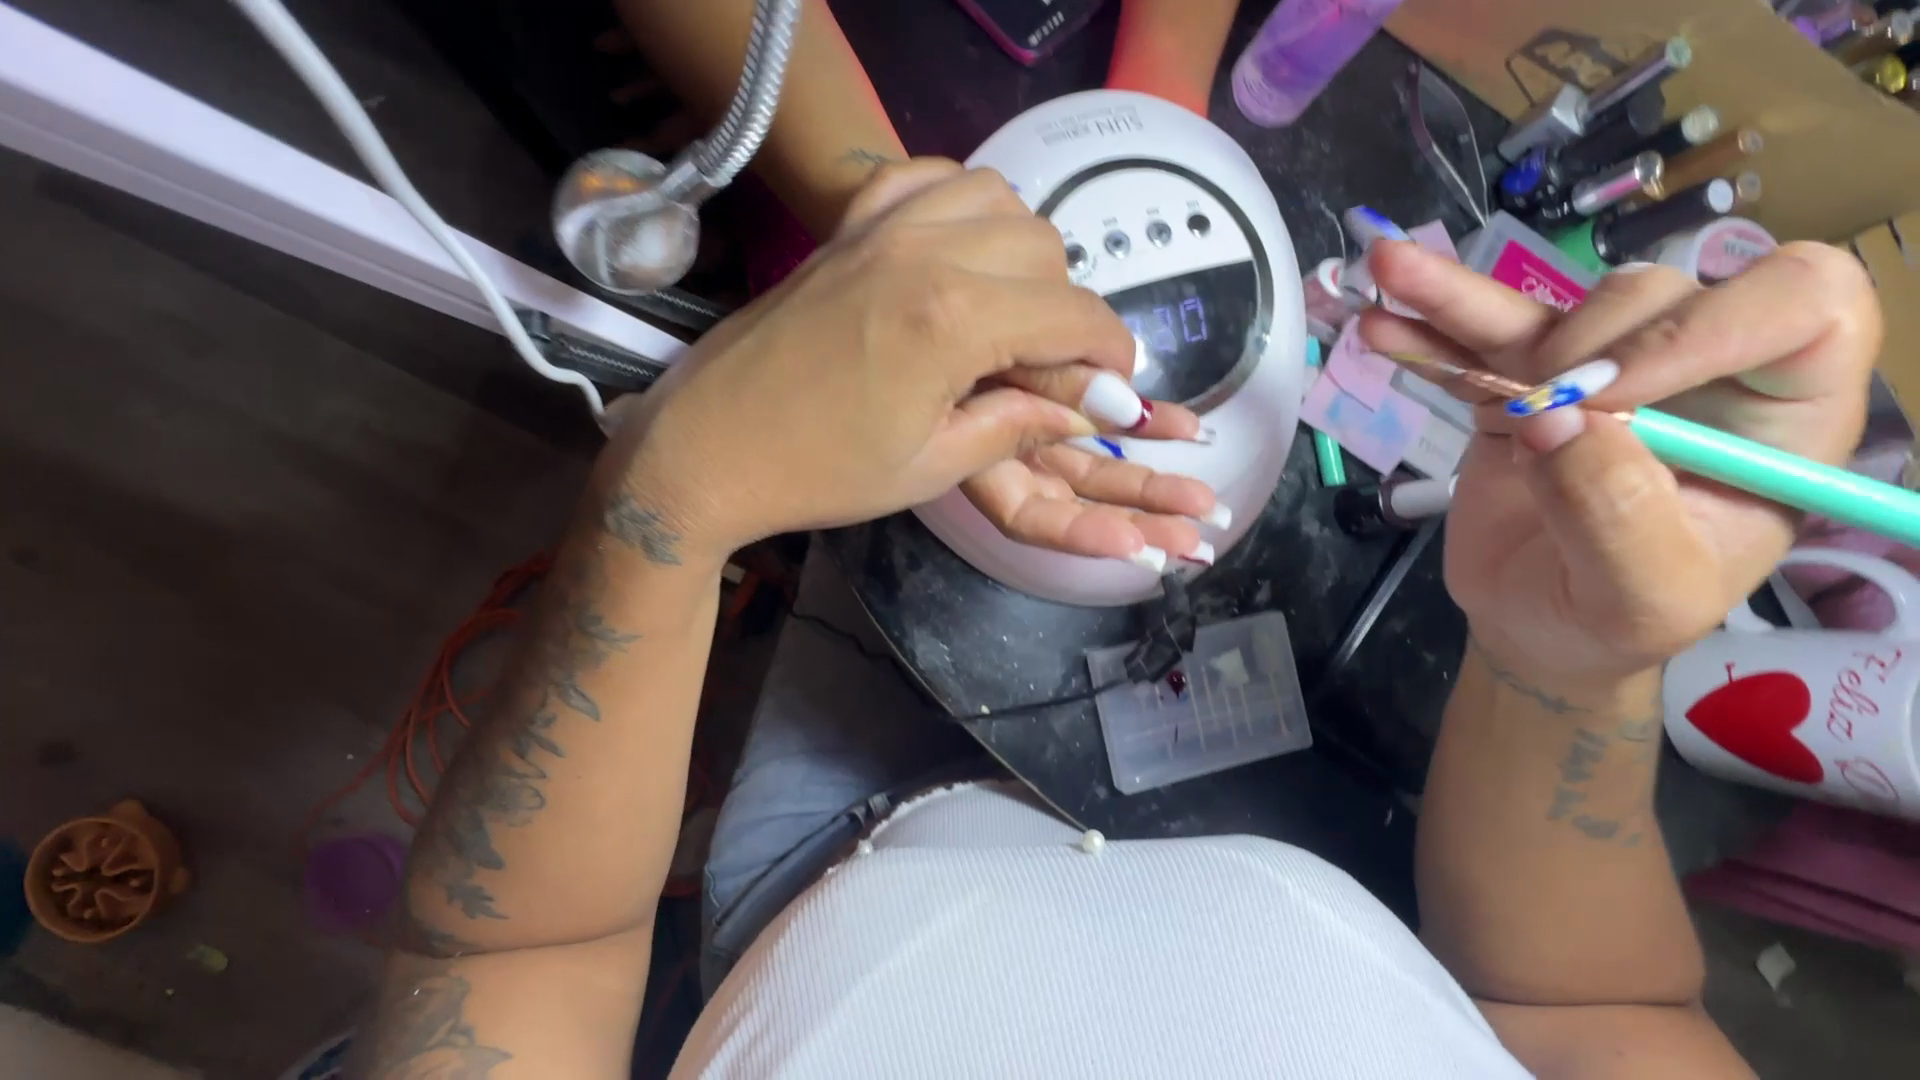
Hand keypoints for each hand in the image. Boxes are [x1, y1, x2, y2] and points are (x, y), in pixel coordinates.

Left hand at [606, 160, 1220, 563]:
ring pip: (996, 200)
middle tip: (1050, 366)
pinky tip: (958, 249)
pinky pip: (926, 178)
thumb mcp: (933, 466)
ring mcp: (880, 228)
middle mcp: (925, 252)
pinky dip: (960, 204)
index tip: (1118, 384)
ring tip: (1009, 309)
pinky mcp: (846, 227)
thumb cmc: (821, 472)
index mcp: (952, 321)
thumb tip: (1095, 406)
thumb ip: (1021, 423)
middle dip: (1066, 309)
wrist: (708, 450)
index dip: (1112, 351)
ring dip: (1022, 251)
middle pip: (1044, 249)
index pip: (1074, 313)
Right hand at [1359, 242, 1880, 683]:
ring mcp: (1595, 377)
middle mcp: (1692, 377)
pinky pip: (1473, 348)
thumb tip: (1550, 418)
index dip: (1701, 326)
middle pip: (1654, 295)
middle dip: (1578, 341)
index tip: (1603, 395)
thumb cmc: (1611, 622)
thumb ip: (1615, 512)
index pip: (1794, 308)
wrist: (1537, 625)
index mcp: (1773, 418)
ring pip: (1547, 307)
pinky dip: (1424, 334)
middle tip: (1520, 414)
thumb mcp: (1640, 596)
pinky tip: (1377, 324)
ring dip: (1464, 295)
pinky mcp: (1516, 391)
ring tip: (1390, 272)